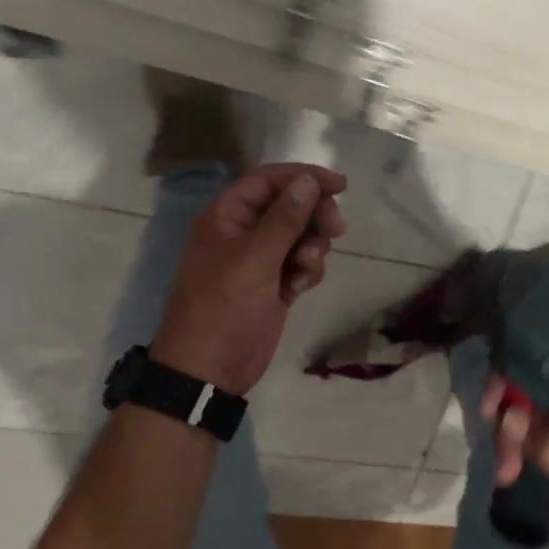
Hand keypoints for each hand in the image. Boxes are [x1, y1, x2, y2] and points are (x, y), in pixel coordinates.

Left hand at [150, 164, 347, 394]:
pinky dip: (306, 270)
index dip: (304, 177)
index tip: (340, 186)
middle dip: (314, 215)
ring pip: (300, 234)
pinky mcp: (273, 284)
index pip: (269, 180)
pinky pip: (300, 262)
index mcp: (226, 216)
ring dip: (312, 246)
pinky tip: (299, 288)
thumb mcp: (254, 260)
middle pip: (290, 205)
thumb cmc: (223, 309)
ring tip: (305, 268)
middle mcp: (242, 231)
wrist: (208, 372)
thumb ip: (284, 218)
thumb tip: (308, 180)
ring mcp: (258, 259)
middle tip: (335, 230)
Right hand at [481, 375, 548, 548]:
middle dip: (512, 414)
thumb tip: (507, 412)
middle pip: (544, 385)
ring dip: (515, 435)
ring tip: (504, 473)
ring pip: (541, 413)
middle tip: (499, 458)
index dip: (521, 374)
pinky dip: (525, 447)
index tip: (491, 405)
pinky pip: (547, 436)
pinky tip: (510, 466)